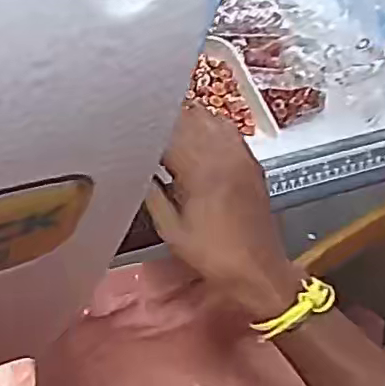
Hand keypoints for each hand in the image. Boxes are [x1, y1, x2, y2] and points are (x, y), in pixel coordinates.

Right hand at [144, 103, 301, 318]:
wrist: (257, 268)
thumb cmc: (211, 254)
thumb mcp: (170, 230)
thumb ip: (152, 195)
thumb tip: (137, 173)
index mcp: (201, 169)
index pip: (168, 132)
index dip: (145, 131)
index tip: (126, 135)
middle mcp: (223, 153)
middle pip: (189, 117)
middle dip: (163, 123)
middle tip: (142, 135)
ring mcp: (240, 154)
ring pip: (209, 118)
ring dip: (185, 122)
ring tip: (164, 136)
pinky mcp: (250, 162)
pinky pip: (226, 130)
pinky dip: (206, 129)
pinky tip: (192, 143)